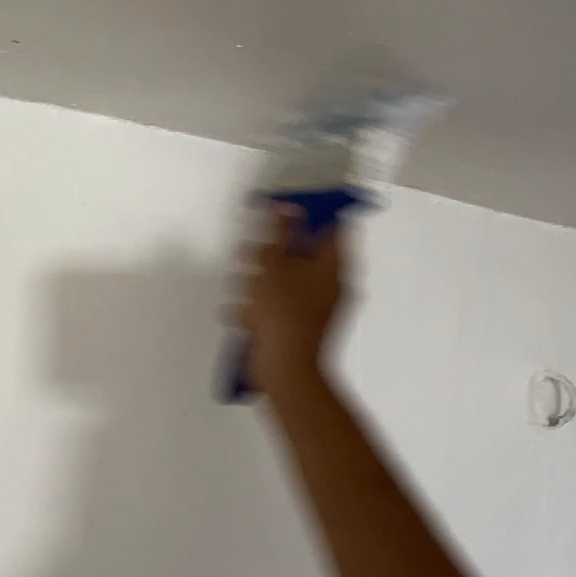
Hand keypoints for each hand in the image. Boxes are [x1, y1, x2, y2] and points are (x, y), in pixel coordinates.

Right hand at [230, 207, 351, 394]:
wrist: (285, 371)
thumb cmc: (282, 313)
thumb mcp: (276, 266)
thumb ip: (280, 234)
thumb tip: (289, 205)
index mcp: (334, 266)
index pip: (332, 226)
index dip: (309, 213)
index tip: (282, 209)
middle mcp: (331, 284)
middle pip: (303, 253)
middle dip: (271, 253)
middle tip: (250, 254)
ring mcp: (316, 307)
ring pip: (286, 279)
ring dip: (259, 280)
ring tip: (241, 288)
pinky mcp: (299, 326)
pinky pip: (281, 304)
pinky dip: (261, 305)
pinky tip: (243, 313)